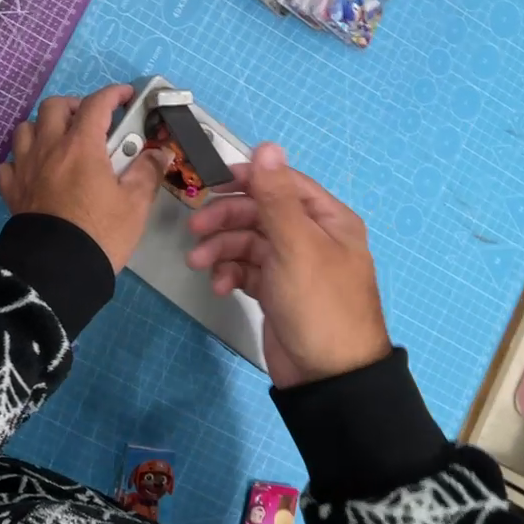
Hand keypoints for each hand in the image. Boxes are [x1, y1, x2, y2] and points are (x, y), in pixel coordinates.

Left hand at [0, 84, 169, 272]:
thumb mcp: (135, 204)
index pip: (97, 104)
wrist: (58, 269)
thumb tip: (159, 153)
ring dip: (43, 128)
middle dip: (74, 106)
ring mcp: (25, 167)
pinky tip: (33, 171)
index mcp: (81, 146)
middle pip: (54, 107)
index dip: (113, 94)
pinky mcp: (11, 190)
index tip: (125, 97)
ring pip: (25, 128)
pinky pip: (8, 164)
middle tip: (92, 122)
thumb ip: (147, 172)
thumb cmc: (101, 233)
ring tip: (60, 143)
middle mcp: (49, 148)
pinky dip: (20, 161)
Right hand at [185, 143, 389, 388]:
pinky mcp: (275, 290)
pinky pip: (246, 268)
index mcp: (327, 220)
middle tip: (195, 227)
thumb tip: (266, 145)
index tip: (212, 181)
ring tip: (198, 263)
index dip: (248, 179)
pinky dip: (229, 273)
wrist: (328, 378)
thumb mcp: (296, 245)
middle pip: (259, 211)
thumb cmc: (318, 304)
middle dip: (226, 218)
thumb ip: (276, 196)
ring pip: (247, 241)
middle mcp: (311, 237)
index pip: (283, 183)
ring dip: (221, 248)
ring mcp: (292, 265)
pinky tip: (219, 286)